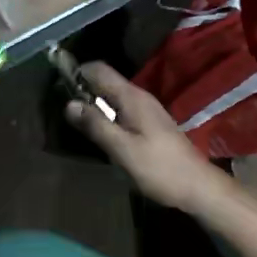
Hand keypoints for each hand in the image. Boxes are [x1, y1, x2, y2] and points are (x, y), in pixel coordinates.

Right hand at [63, 62, 231, 213]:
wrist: (197, 186)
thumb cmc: (159, 168)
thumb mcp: (122, 149)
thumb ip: (96, 125)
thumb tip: (69, 104)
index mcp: (132, 97)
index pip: (100, 70)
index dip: (78, 72)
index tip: (58, 85)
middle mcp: (139, 97)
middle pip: (106, 82)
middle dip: (83, 89)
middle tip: (62, 107)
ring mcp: (147, 110)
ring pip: (113, 97)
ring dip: (94, 103)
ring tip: (75, 120)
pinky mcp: (150, 124)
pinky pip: (122, 109)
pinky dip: (107, 114)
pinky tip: (99, 132)